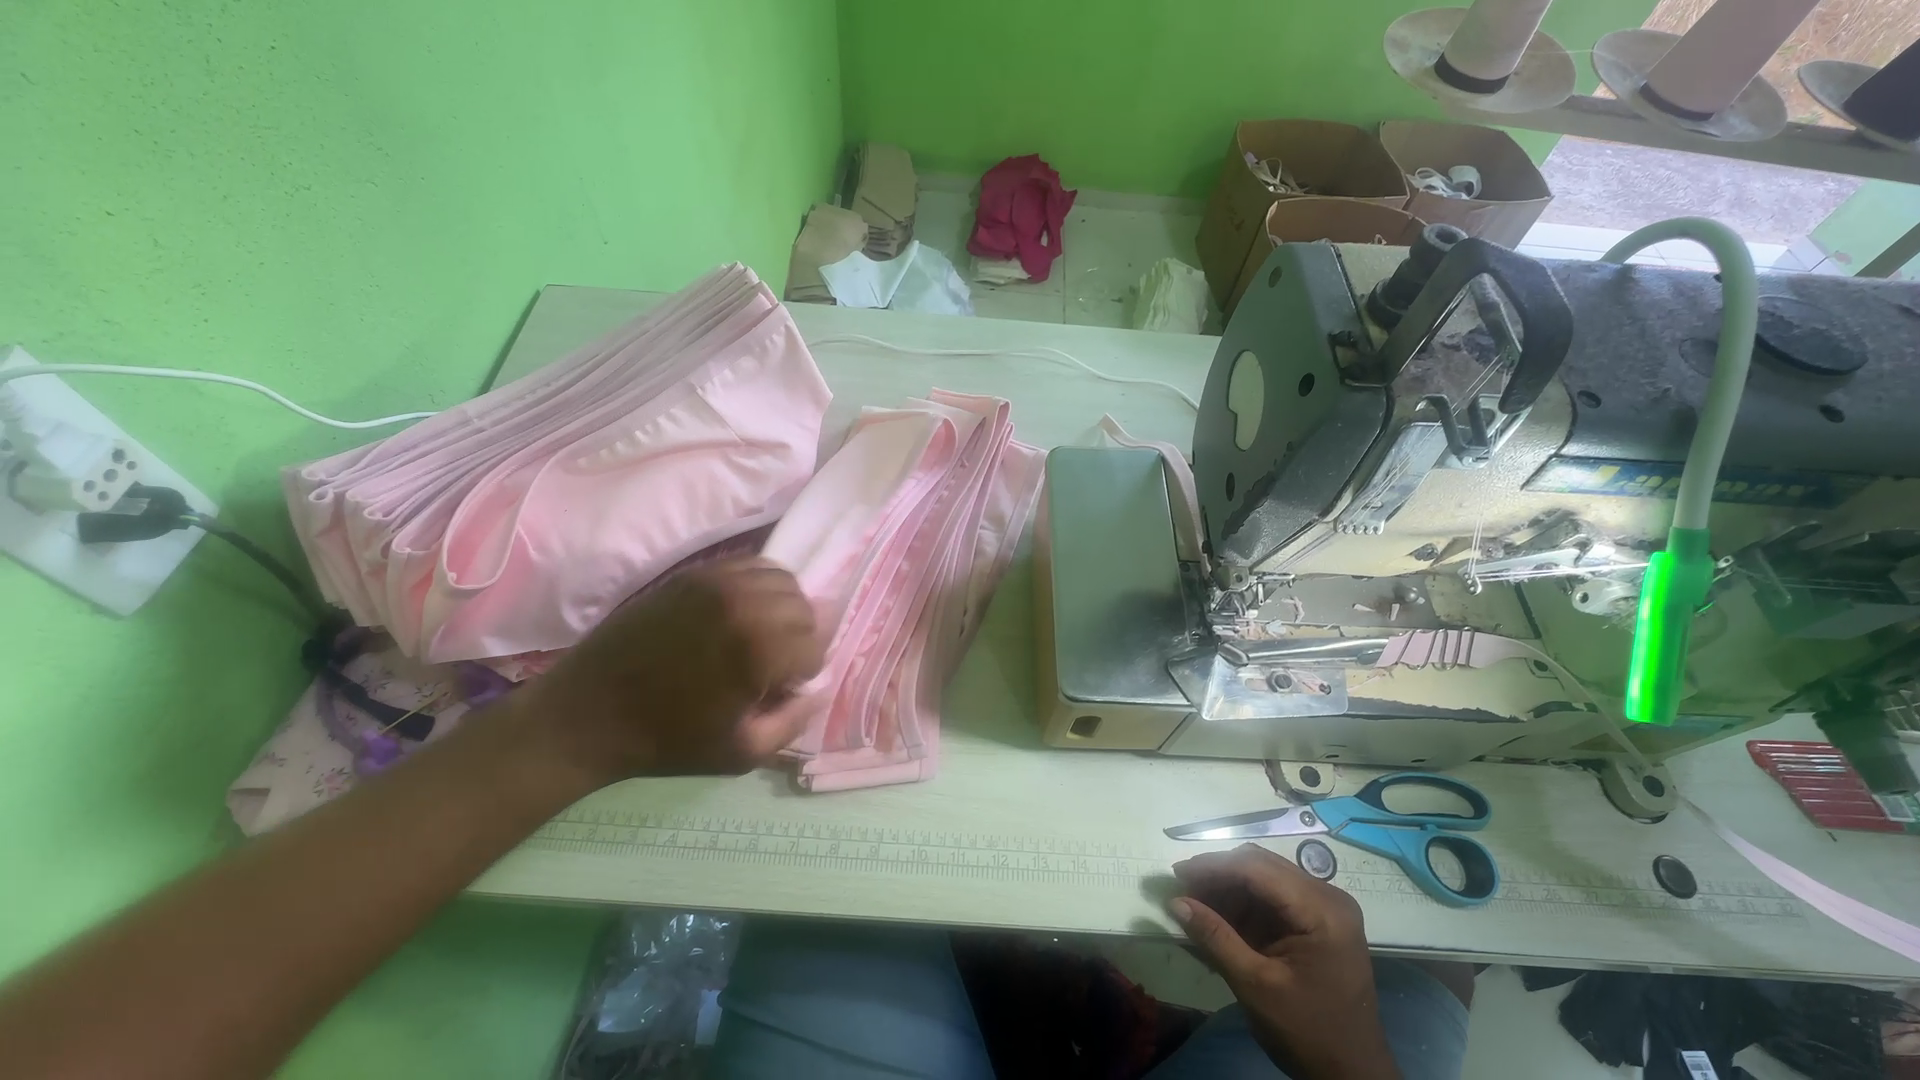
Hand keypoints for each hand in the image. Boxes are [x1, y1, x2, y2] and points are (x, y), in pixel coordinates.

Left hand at [517, 558, 824, 782]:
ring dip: (782, 609)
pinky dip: (758, 585)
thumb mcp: (742, 753)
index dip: (803, 674)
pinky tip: (739, 613)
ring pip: (783, 579)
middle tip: (770, 666)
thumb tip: (817, 688)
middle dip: (798, 638)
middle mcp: (744, 603)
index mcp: (758, 650)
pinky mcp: (693, 573)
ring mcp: (716, 581)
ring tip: (757, 636)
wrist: (589, 713)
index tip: (777, 692)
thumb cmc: (667, 740)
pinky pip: (750, 564)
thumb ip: (793, 721)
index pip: (816, 646)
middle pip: (805, 608)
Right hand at [1169, 844, 1399, 1079]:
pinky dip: (1244, 905)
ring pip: (1264, 878)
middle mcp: (1328, 898)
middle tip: (1183, 890)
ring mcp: (1325, 909)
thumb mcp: (1255, 986)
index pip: (1258, 869)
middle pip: (1262, 866)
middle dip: (1219, 875)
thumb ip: (1215, 939)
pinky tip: (1220, 920)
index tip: (1177, 874)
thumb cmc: (1307, 1031)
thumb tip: (1175, 902)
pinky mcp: (1318, 921)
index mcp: (1322, 910)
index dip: (1213, 866)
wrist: (1352, 1072)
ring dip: (1228, 889)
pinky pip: (1273, 898)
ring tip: (1196, 907)